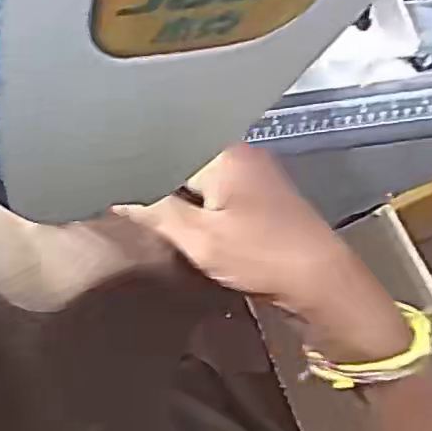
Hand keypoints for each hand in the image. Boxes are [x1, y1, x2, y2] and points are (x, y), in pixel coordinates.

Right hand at [112, 143, 407, 359]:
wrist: (322, 283)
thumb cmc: (261, 256)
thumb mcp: (198, 238)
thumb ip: (154, 212)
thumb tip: (117, 196)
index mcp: (224, 153)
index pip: (164, 147)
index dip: (135, 165)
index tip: (109, 178)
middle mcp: (238, 154)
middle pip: (179, 159)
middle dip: (152, 178)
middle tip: (117, 193)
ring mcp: (249, 175)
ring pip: (193, 177)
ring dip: (171, 194)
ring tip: (139, 205)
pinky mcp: (254, 197)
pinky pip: (210, 191)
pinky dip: (190, 204)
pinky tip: (174, 219)